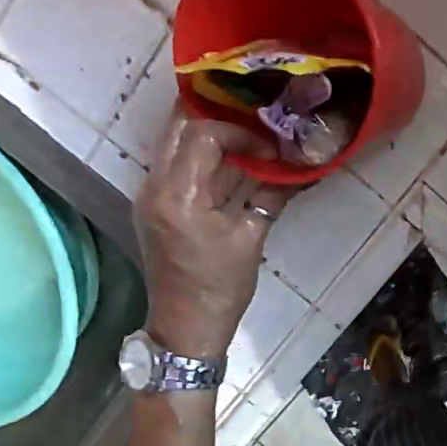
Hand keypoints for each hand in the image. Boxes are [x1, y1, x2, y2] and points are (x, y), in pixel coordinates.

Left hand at [134, 110, 288, 358]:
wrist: (187, 325)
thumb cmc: (221, 287)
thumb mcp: (251, 239)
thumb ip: (270, 196)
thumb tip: (296, 170)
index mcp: (178, 195)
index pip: (202, 134)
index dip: (239, 133)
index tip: (268, 148)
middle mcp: (154, 186)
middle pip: (178, 127)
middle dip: (217, 120)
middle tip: (252, 127)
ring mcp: (150, 194)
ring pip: (174, 144)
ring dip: (209, 139)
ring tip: (248, 144)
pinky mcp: (155, 206)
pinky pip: (176, 167)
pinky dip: (203, 160)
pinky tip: (233, 167)